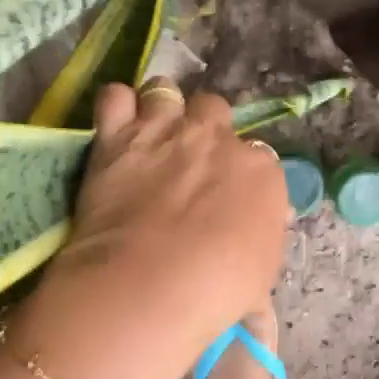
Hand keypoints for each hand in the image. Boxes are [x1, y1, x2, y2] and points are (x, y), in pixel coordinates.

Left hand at [8, 81, 290, 378]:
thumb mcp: (263, 271)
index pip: (259, 156)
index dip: (240, 171)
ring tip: (151, 130)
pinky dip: (115, 106)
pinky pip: (115, 96)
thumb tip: (259, 243)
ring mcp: (168, 132)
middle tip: (190, 156)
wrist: (154, 281)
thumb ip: (261, 240)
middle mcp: (220, 141)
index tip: (228, 192)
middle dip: (204, 128)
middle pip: (214, 111)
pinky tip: (115, 124)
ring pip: (166, 91)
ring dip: (160, 106)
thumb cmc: (221, 287)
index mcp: (263, 173)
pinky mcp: (117, 136)